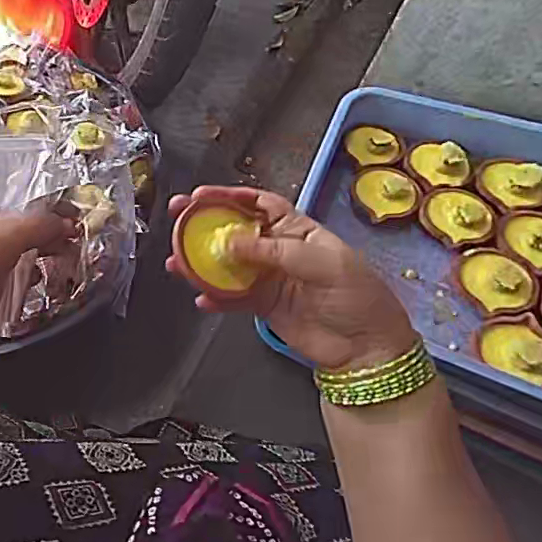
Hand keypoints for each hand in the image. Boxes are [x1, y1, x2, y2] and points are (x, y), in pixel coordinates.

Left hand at [0, 196, 75, 327]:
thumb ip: (43, 224)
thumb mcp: (11, 232)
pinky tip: (37, 276)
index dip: (46, 200)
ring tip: (61, 256)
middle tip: (71, 236)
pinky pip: (11, 268)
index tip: (69, 212)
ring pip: (18, 246)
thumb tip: (68, 225)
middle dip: (47, 229)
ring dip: (40, 251)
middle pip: (22, 220)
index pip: (19, 193)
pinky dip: (26, 272)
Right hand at [164, 186, 415, 370]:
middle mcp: (277, 250)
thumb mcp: (322, 263)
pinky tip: (202, 299)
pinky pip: (231, 298)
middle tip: (177, 217)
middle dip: (204, 223)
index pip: (258, 205)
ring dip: (200, 263)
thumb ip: (274, 251)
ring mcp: (267, 278)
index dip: (230, 197)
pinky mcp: (261, 306)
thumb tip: (228, 241)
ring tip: (176, 262)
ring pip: (225, 264)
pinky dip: (215, 299)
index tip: (201, 195)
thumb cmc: (356, 295)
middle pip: (234, 230)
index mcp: (296, 230)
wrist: (365, 347)